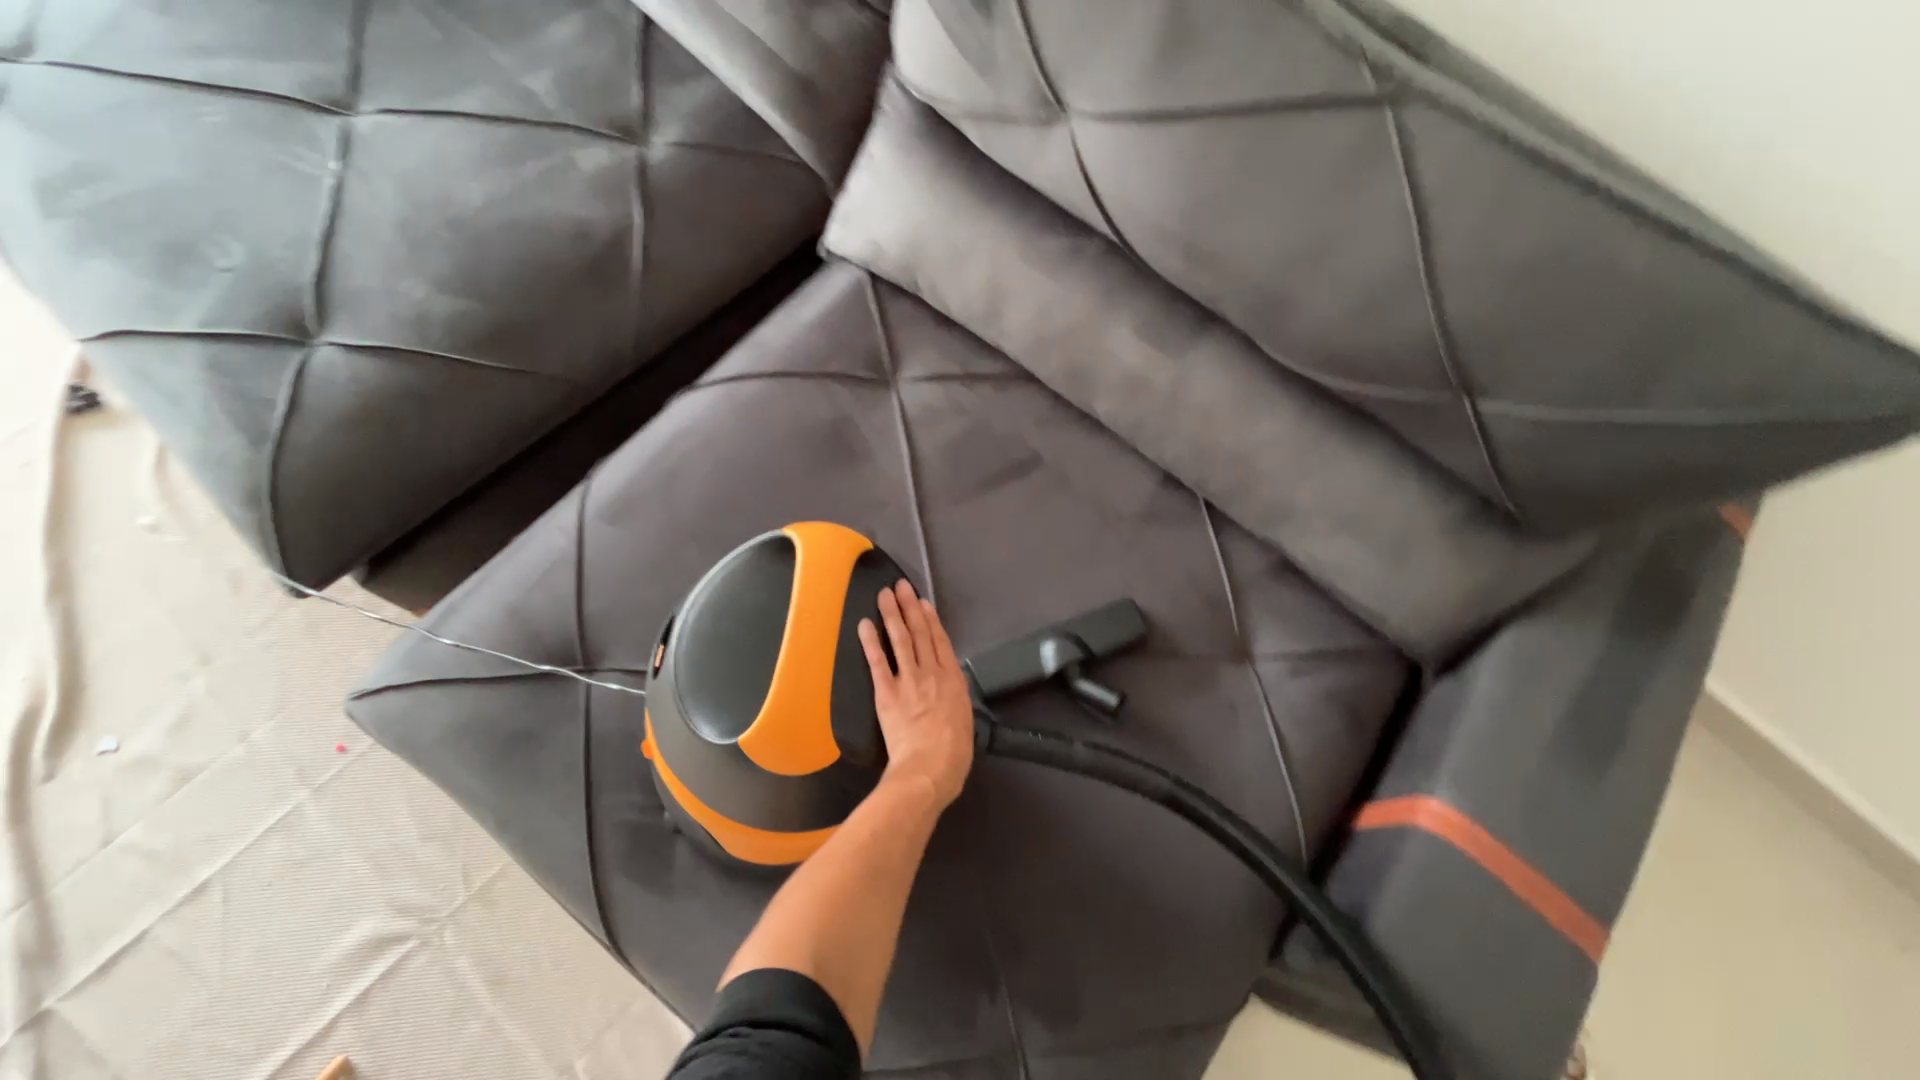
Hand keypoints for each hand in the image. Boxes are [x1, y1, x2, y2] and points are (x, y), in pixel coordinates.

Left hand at [857, 580, 974, 810]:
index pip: (940, 642)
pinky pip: (877, 661)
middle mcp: (932, 673)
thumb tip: (951, 690)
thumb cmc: (953, 753)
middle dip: (910, 608)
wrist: (930, 768)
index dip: (931, 620)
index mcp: (953, 680)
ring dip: (892, 615)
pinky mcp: (886, 692)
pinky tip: (865, 625)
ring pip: (900, 640)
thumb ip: (955, 700)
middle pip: (920, 634)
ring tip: (884, 595)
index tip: (923, 603)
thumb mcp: (964, 721)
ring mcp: (908, 680)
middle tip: (901, 587)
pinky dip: (871, 641)